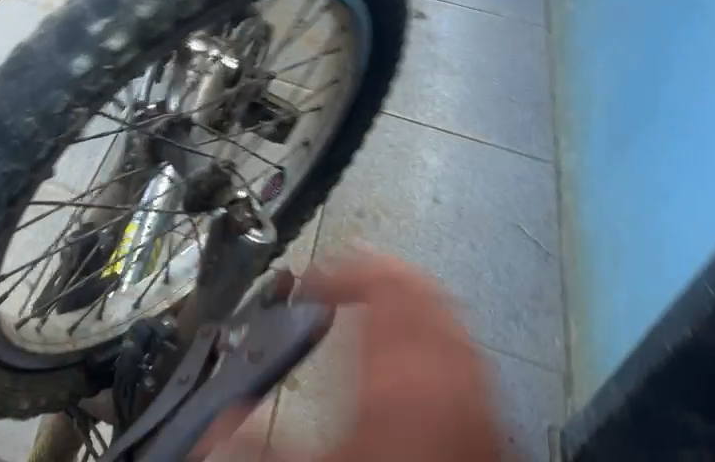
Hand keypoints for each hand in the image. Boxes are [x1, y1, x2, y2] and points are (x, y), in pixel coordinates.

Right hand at [204, 254, 511, 461]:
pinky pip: (470, 353)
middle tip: (347, 271)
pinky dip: (441, 335)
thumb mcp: (316, 460)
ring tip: (383, 300)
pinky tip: (425, 356)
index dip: (337, 272)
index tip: (310, 283)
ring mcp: (478, 393)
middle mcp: (444, 370)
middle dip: (380, 272)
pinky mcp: (494, 420)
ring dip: (413, 298)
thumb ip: (265, 440)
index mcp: (398, 372)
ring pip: (450, 315)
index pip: (375, 283)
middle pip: (419, 287)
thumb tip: (220, 427)